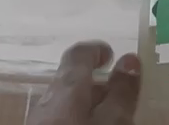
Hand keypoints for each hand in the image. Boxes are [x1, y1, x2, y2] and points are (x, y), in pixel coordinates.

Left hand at [26, 42, 140, 124]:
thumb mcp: (111, 124)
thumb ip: (121, 94)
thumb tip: (130, 60)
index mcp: (67, 86)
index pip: (78, 54)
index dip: (96, 51)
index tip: (112, 55)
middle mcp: (48, 100)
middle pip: (71, 82)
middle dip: (96, 86)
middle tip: (120, 97)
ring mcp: (38, 123)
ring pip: (64, 106)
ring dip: (86, 109)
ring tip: (108, 122)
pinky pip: (58, 123)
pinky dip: (76, 123)